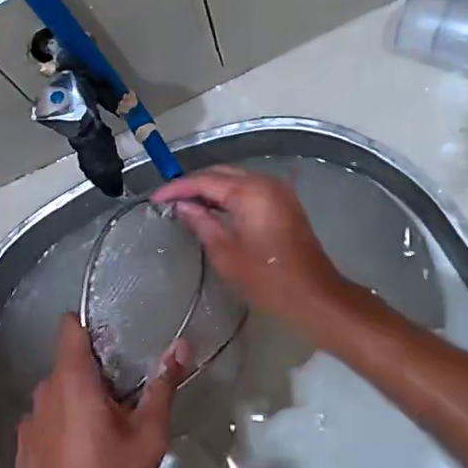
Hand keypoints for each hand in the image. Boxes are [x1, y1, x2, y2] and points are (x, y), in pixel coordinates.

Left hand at [14, 315, 184, 467]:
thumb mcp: (148, 435)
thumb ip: (163, 386)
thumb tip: (181, 346)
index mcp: (73, 379)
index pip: (70, 327)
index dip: (88, 324)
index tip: (112, 338)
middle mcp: (45, 391)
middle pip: (69, 364)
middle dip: (94, 373)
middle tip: (123, 395)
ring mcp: (29, 419)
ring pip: (58, 394)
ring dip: (78, 402)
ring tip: (103, 429)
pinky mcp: (23, 444)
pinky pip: (46, 420)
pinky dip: (62, 426)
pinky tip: (79, 454)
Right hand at [151, 167, 347, 324]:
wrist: (313, 294)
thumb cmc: (267, 278)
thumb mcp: (225, 253)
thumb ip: (201, 223)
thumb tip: (183, 206)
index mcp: (249, 191)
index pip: (204, 180)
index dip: (176, 188)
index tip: (155, 199)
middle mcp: (265, 182)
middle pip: (220, 173)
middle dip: (192, 185)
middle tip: (167, 201)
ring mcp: (278, 191)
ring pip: (235, 180)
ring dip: (210, 189)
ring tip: (184, 204)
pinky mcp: (284, 204)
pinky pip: (249, 190)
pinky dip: (228, 196)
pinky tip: (212, 210)